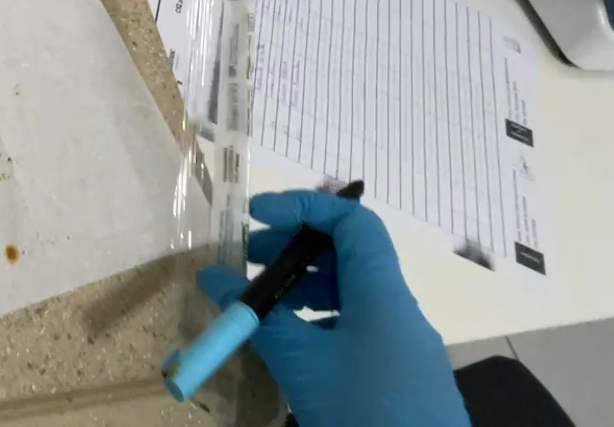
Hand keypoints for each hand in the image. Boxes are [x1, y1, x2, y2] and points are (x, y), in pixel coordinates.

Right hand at [196, 191, 469, 426]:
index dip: (303, 206)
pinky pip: (352, 325)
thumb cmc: (363, 412)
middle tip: (243, 258)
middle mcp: (398, 311)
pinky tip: (285, 343)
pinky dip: (313, 318)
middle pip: (343, 252)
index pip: (352, 220)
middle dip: (288, 246)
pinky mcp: (398, 376)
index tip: (257, 216)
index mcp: (383, 295)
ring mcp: (402, 346)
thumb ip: (253, 313)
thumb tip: (211, 277)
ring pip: (346, 290)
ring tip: (256, 303)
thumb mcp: (298, 360)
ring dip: (297, 284)